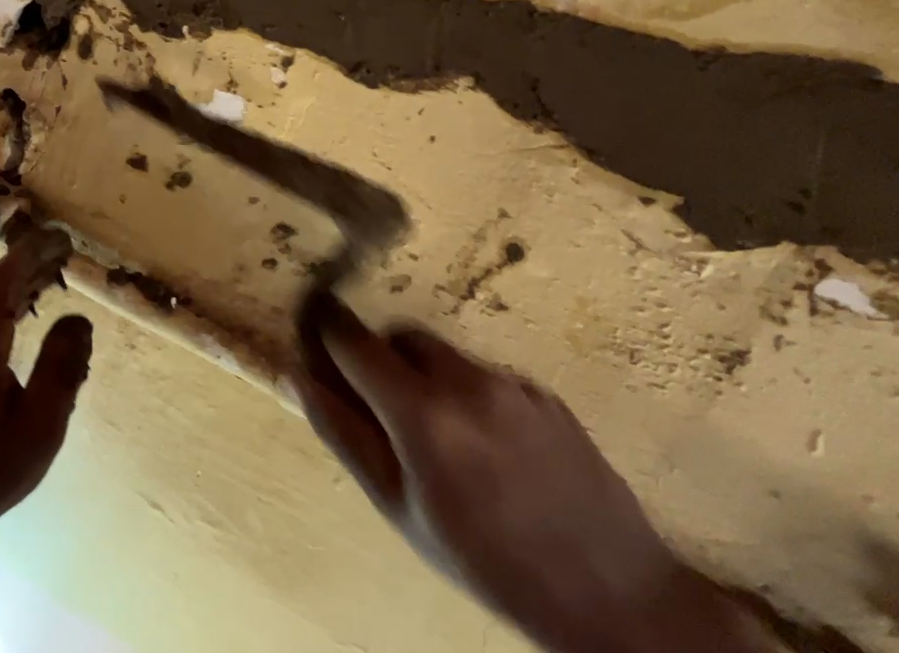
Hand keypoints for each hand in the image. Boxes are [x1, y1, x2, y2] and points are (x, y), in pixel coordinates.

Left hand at [0, 226, 93, 549]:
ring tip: (52, 283)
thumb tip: (77, 320)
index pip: (7, 276)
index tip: (62, 237)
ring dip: (16, 293)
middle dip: (31, 269)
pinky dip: (2, 314)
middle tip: (67, 257)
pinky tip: (21, 326)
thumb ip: (62, 368)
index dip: (35, 252)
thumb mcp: (39, 426)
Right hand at [295, 294, 778, 652]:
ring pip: (444, 355)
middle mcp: (466, 383)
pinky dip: (466, 392)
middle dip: (379, 355)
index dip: (326, 324)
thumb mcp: (395, 505)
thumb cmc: (482, 558)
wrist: (612, 594)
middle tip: (377, 400)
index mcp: (420, 412)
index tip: (311, 314)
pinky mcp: (546, 396)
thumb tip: (297, 377)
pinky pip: (485, 376)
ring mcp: (513, 386)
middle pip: (400, 336)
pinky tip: (483, 445)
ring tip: (436, 432)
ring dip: (423, 374)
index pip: (354, 341)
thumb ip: (341, 433)